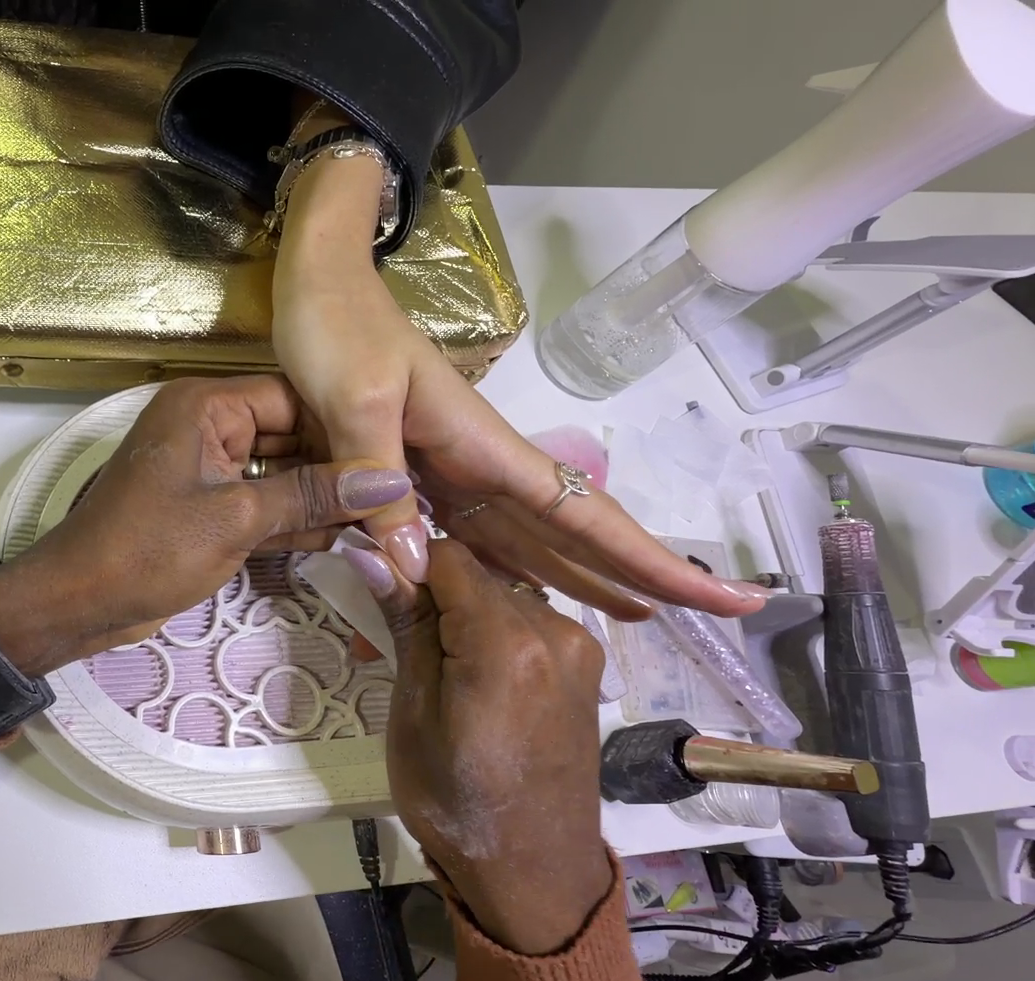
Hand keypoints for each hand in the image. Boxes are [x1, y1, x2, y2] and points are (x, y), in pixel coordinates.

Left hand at [0, 376, 408, 675]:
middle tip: (405, 497)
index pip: (295, 399)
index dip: (347, 428)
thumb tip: (388, 482)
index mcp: (206, 404)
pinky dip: (293, 522)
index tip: (404, 457)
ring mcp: (207, 469)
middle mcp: (208, 426)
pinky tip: (344, 540)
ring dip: (322, 500)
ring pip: (280, 474)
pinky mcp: (206, 507)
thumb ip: (311, 495)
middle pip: (291, 436)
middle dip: (340, 469)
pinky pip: (260, 503)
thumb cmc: (150, 549)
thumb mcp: (236, 518)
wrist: (80, 601)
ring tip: (387, 521)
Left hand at [272, 153, 769, 619]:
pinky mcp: (407, 471)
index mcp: (481, 444)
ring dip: (560, 574)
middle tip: (673, 628)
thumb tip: (414, 565)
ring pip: (513, 535)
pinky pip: (456, 528)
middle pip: (559, 530)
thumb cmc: (339, 333)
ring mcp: (444, 468)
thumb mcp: (357, 403)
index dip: (645, 558)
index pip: (580, 510)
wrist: (315, 291)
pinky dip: (484, 562)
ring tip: (611, 616)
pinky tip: (499, 589)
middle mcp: (475, 462)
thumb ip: (379, 479)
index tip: (726, 598)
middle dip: (617, 575)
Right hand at [345, 538, 613, 954]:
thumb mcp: (411, 710)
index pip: (447, 555)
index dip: (403, 563)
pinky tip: (461, 671)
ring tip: (421, 664)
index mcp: (508, 641)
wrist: (532, 871)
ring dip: (452, 614)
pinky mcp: (583, 667)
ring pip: (497, 595)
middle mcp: (557, 629)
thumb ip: (403, 623)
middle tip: (381, 641)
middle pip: (474, 573)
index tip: (370, 593)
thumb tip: (368, 552)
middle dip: (423, 594)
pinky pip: (523, 621)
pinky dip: (483, 632)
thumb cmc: (453, 798)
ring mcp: (578, 647)